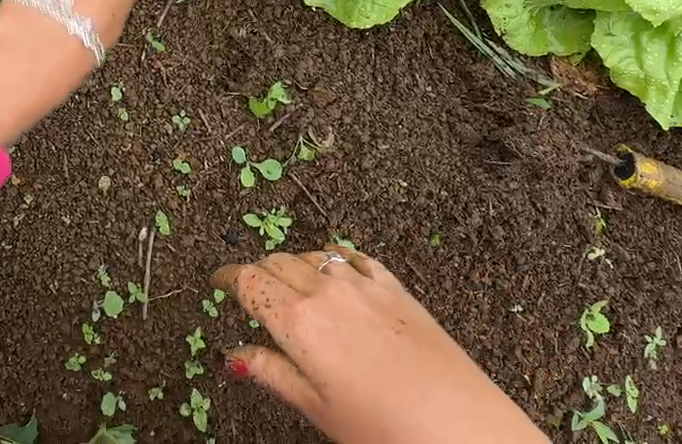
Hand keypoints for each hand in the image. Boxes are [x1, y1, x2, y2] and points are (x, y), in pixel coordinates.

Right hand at [214, 248, 547, 443]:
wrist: (464, 429)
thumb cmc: (385, 430)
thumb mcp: (318, 409)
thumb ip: (272, 373)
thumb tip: (233, 356)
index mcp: (298, 322)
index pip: (248, 281)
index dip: (227, 277)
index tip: (217, 281)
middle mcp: (325, 290)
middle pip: (275, 262)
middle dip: (258, 273)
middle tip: (252, 293)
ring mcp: (361, 282)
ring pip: (310, 254)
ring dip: (293, 265)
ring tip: (291, 288)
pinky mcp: (393, 285)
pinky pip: (351, 256)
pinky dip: (332, 260)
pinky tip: (334, 274)